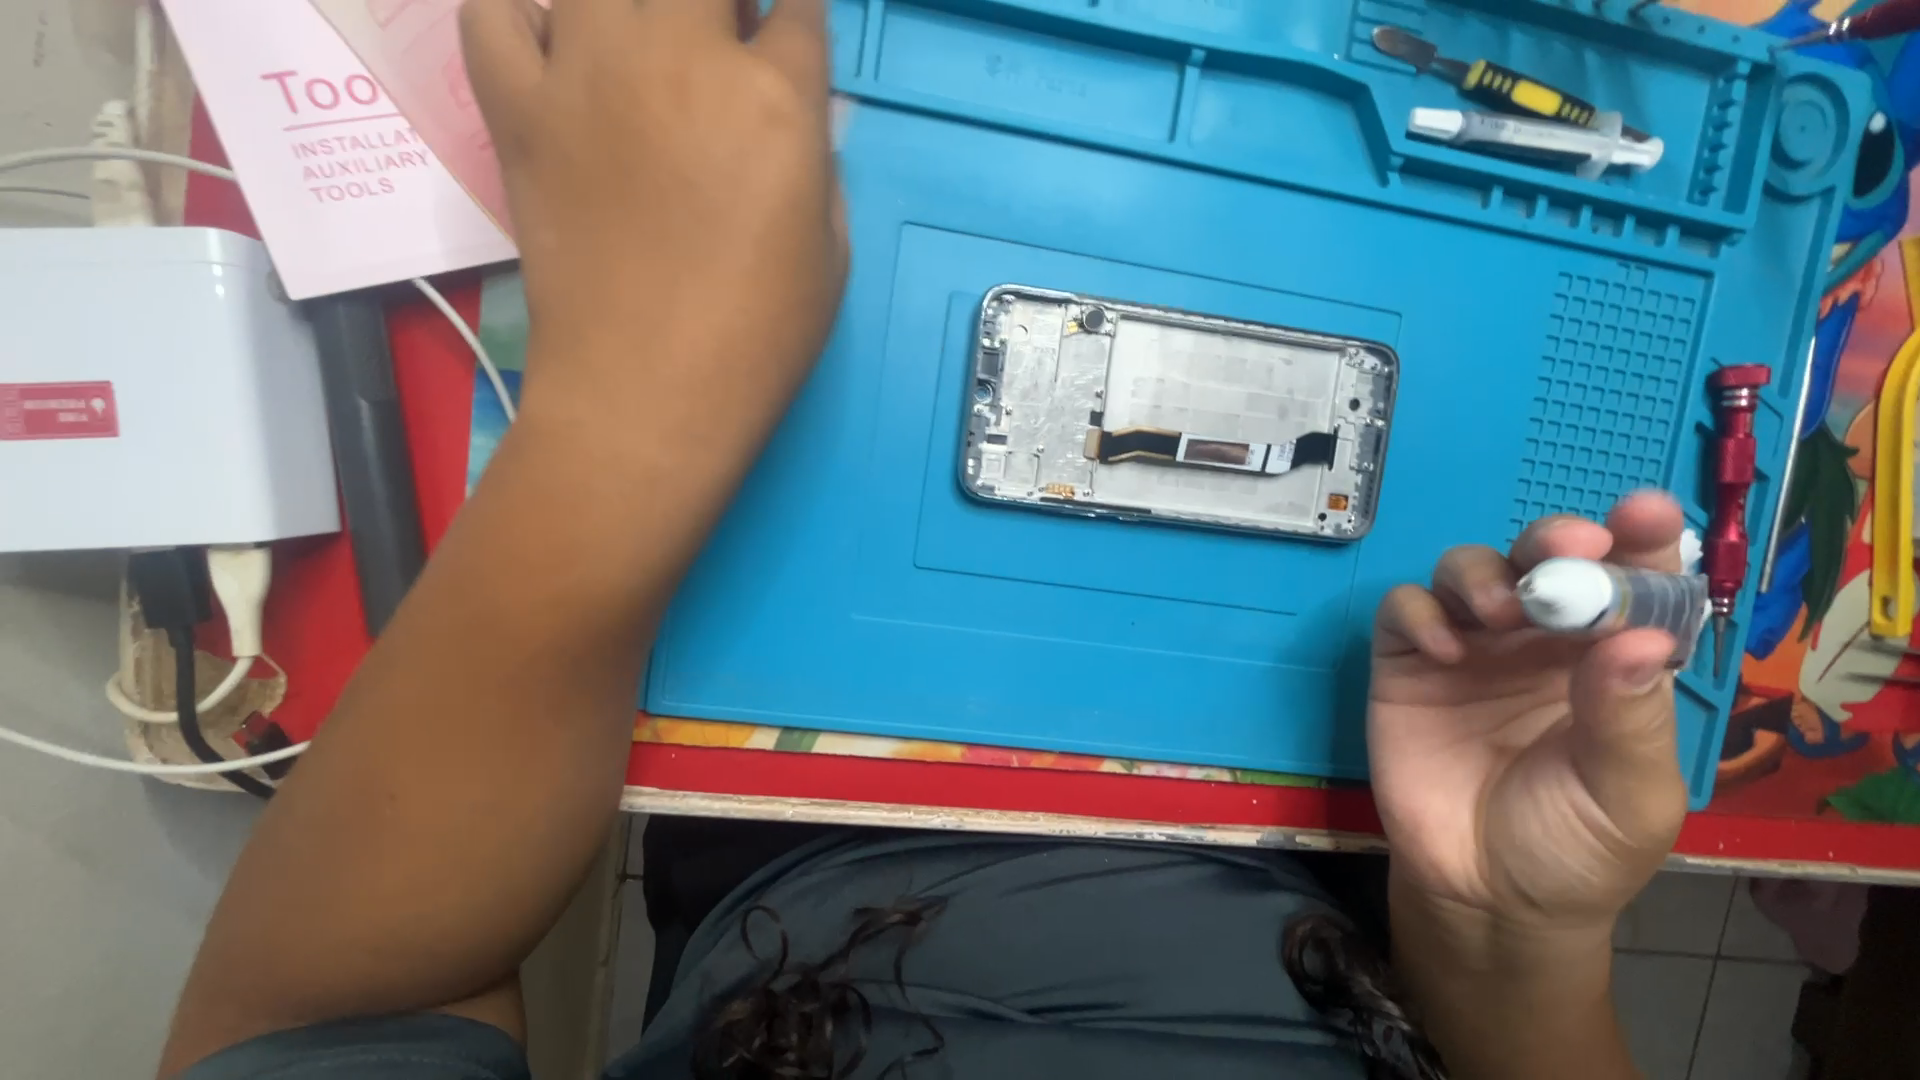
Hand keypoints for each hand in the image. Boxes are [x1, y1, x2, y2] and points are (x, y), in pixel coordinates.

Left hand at [460, 0, 845, 451]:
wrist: (648, 394)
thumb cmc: (759, 339)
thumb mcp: (830, 254)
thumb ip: (817, 165)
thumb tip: (794, 120)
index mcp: (775, 101)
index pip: (800, 11)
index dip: (800, 19)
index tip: (791, 39)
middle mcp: (681, 58)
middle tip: (724, 34)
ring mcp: (586, 73)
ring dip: (635, 3)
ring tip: (646, 39)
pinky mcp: (518, 107)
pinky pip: (495, 10)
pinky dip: (521, 10)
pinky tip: (557, 38)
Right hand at [1369, 492, 1689, 934]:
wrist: (1482, 890)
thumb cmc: (1574, 846)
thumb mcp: (1627, 795)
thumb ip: (1628, 718)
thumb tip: (1639, 638)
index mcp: (1604, 661)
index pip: (1628, 586)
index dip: (1637, 543)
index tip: (1644, 514)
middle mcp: (1535, 642)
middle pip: (1539, 560)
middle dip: (1552, 540)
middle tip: (1567, 548)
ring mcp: (1466, 648)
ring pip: (1466, 571)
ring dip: (1484, 573)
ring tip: (1503, 613)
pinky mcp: (1405, 664)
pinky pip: (1404, 611)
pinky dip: (1420, 613)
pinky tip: (1443, 649)